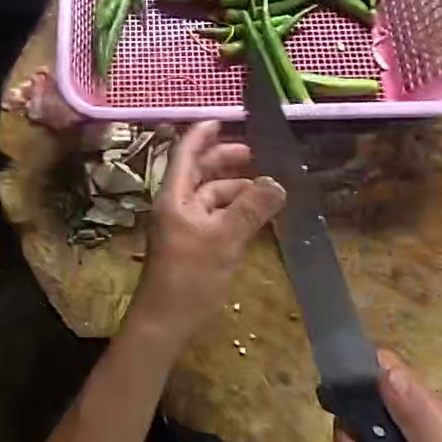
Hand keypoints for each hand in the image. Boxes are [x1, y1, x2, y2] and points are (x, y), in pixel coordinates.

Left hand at [125, 121, 286, 344]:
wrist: (164, 321)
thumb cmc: (189, 277)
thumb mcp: (224, 239)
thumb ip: (250, 209)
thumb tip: (277, 182)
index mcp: (174, 196)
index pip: (186, 154)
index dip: (202, 135)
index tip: (224, 120)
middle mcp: (176, 205)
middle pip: (198, 172)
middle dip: (223, 160)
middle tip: (254, 154)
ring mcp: (182, 225)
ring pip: (209, 196)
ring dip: (233, 188)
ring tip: (265, 188)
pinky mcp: (191, 244)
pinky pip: (213, 216)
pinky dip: (232, 210)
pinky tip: (254, 214)